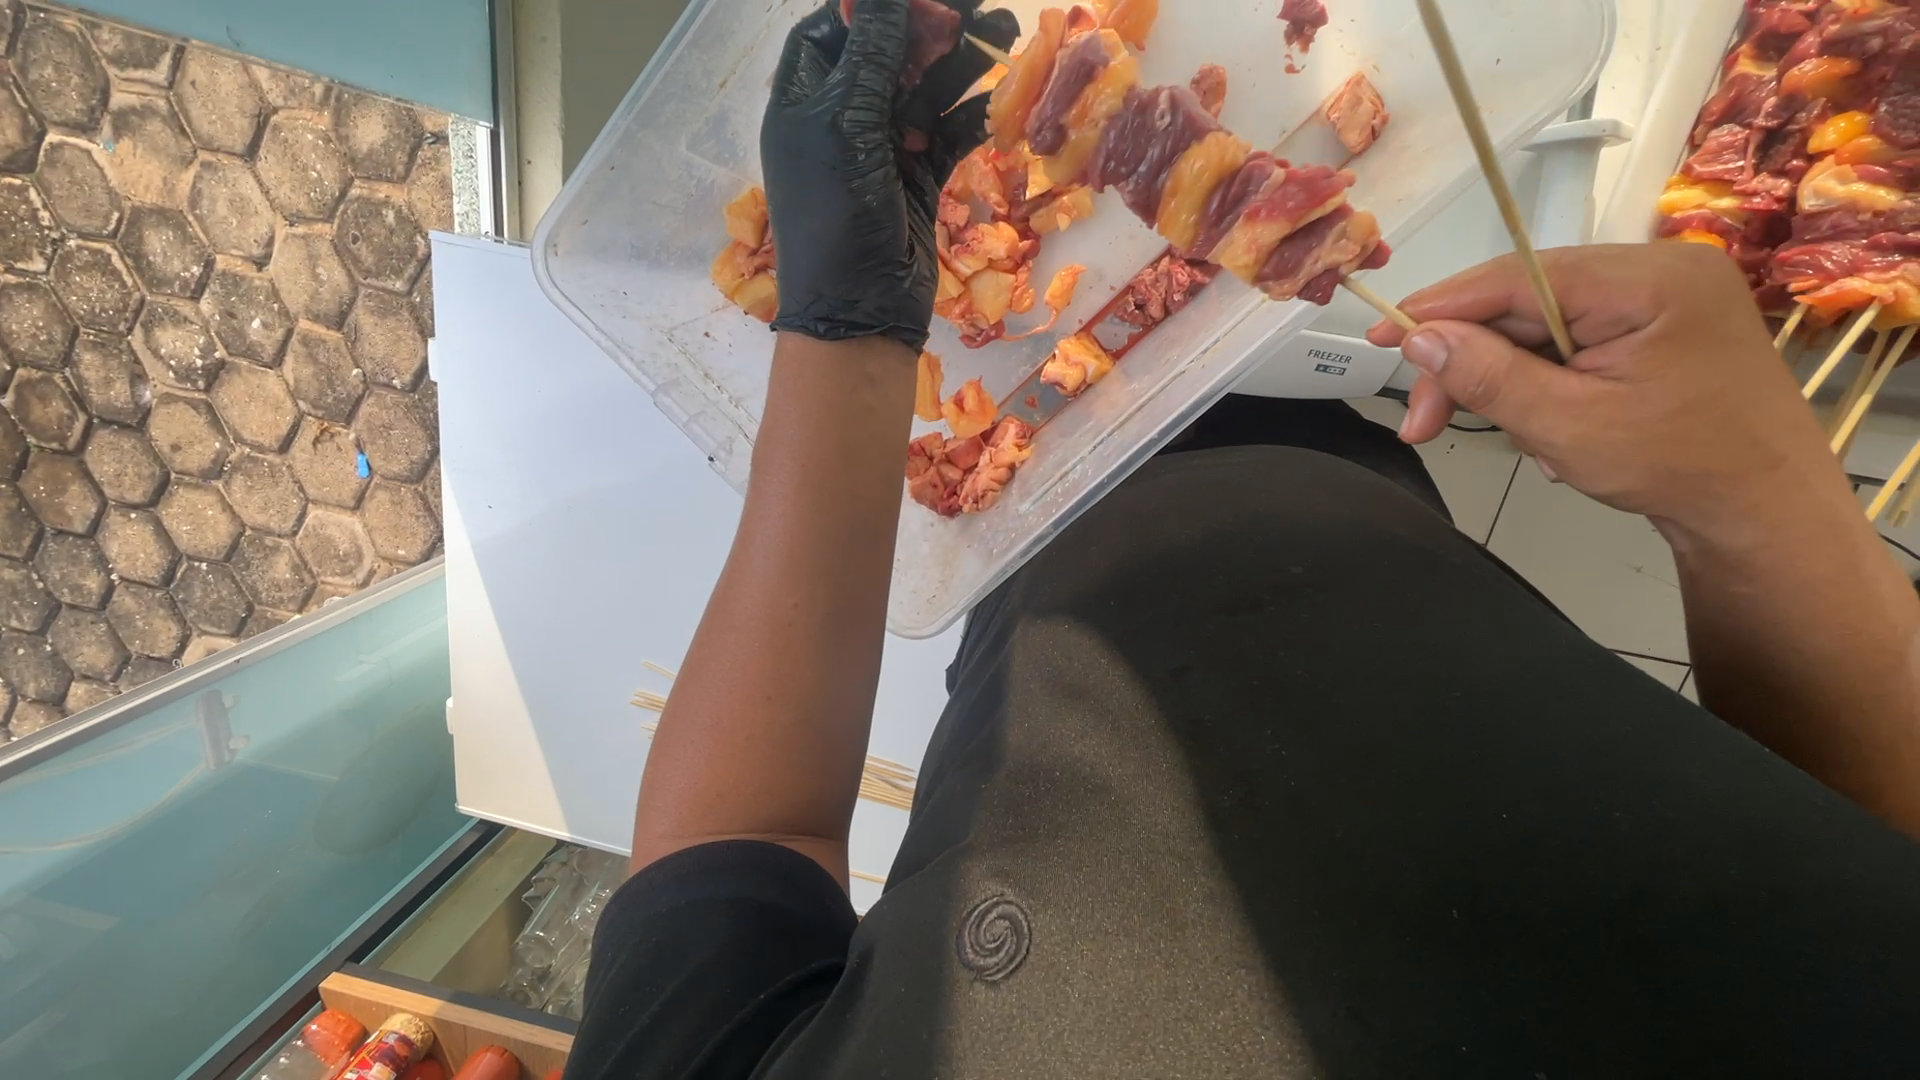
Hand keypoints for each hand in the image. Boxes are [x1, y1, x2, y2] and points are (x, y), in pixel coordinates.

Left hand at [762, 0, 1017, 351]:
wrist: (859, 306)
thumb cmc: (837, 212)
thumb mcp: (845, 123)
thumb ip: (872, 54)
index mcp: (805, 100)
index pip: (836, 31)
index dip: (875, 10)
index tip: (919, 3)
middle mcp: (842, 120)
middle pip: (888, 55)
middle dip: (930, 31)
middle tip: (980, 16)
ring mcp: (881, 152)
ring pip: (923, 93)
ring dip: (959, 67)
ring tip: (1003, 39)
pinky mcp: (916, 182)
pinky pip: (945, 136)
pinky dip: (969, 119)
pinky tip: (996, 104)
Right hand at [1367, 244, 1848, 546]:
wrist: (1760, 508)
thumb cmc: (1672, 464)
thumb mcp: (1563, 423)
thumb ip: (1486, 374)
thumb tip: (1417, 337)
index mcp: (1647, 281)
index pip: (1515, 277)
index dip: (1439, 306)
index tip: (1379, 335)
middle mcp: (1653, 272)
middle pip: (1517, 304)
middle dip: (1461, 362)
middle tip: (1419, 423)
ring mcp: (1654, 299)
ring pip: (1531, 327)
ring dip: (1490, 380)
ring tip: (1468, 433)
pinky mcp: (1649, 327)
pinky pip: (1560, 342)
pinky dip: (1527, 382)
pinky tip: (1529, 425)